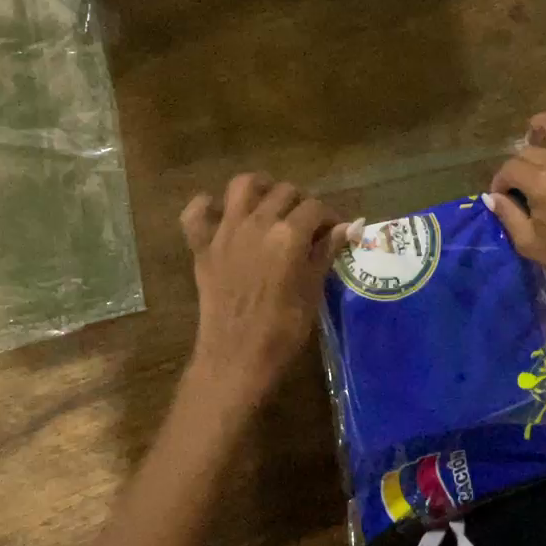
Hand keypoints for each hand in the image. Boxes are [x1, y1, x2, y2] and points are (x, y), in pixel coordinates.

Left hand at [179, 174, 345, 394]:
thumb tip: (350, 225)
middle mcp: (257, 223)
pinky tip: (220, 214)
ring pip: (243, 186)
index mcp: (289, 235)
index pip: (315, 208)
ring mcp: (226, 232)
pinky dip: (205, 206)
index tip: (335, 233)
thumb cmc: (283, 329)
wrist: (236, 360)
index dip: (329, 217)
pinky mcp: (202, 247)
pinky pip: (195, 213)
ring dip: (260, 188)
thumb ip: (327, 251)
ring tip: (270, 204)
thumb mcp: (313, 288)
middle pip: (285, 191)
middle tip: (307, 224)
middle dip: (301, 202)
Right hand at [485, 108, 545, 302]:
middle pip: (529, 150)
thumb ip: (508, 215)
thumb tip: (490, 197)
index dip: (500, 182)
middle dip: (517, 164)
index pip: (509, 169)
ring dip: (542, 123)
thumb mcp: (530, 244)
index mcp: (541, 184)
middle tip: (518, 183)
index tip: (501, 196)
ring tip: (534, 131)